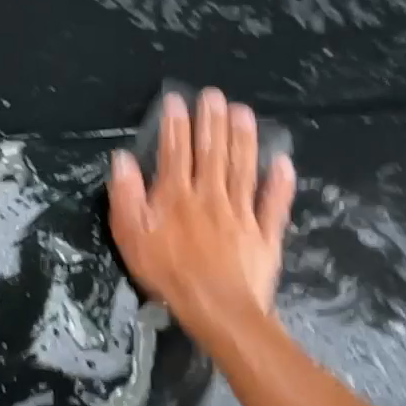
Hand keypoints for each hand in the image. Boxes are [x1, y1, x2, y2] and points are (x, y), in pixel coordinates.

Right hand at [108, 87, 297, 337]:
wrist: (218, 310)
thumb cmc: (165, 270)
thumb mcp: (128, 232)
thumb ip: (126, 193)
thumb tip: (123, 158)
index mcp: (175, 195)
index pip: (174, 151)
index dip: (175, 124)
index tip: (177, 99)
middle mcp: (209, 196)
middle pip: (212, 153)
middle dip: (212, 122)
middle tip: (215, 95)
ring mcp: (241, 215)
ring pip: (243, 170)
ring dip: (244, 140)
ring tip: (245, 113)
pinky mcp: (265, 235)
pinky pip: (274, 205)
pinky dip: (279, 183)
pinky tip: (282, 162)